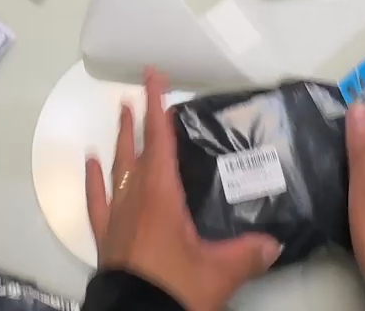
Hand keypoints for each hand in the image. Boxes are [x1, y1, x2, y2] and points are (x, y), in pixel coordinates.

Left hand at [85, 68, 281, 310]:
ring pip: (117, 166)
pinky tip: (90, 162)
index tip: (153, 75)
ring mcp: (117, 214)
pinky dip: (93, 179)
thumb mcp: (218, 273)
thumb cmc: (175, 289)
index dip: (157, 104)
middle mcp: (135, 195)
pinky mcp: (105, 235)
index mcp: (161, 192)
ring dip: (120, 139)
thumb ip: (246, 253)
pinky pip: (96, 199)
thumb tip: (274, 243)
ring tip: (120, 115)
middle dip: (138, 117)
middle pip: (136, 146)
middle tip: (137, 92)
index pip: (159, 138)